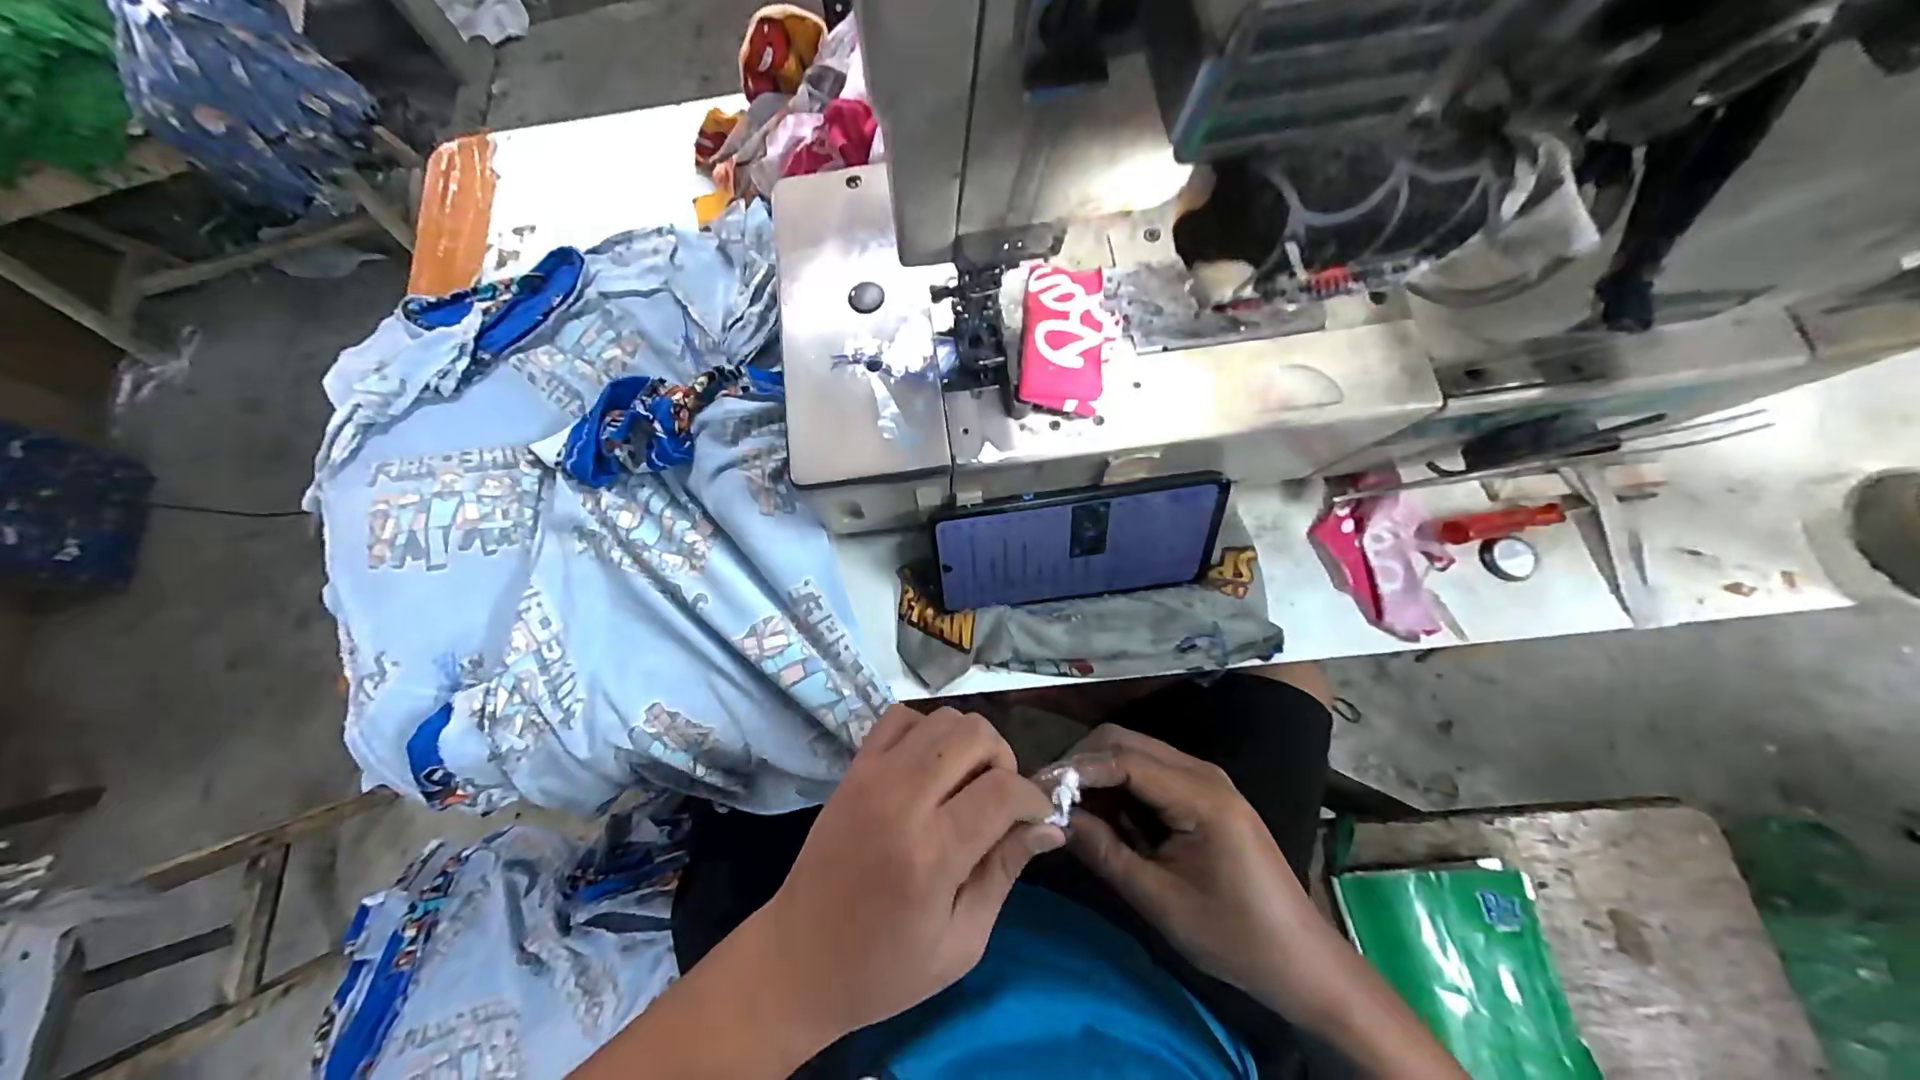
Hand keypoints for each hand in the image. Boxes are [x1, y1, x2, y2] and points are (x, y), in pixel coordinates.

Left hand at [752, 704, 1065, 1043]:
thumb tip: (1049, 827)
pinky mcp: (853, 768)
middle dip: (1004, 761)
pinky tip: (930, 767)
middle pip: (975, 735)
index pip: (1004, 790)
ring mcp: (872, 776)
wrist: (798, 960)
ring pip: (943, 718)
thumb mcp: (962, 942)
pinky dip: (926, 730)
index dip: (1033, 799)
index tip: (1037, 818)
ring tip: (967, 783)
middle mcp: (902, 800)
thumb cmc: (884, 969)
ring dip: (969, 743)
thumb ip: (1004, 873)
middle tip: (1001, 800)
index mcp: (932, 854)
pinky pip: (900, 717)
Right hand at [1060, 723, 1310, 998]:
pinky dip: (1117, 786)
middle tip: (1047, 798)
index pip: (1123, 757)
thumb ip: (1105, 854)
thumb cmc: (1234, 936)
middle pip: (1124, 741)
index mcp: (1201, 795)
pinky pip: (1148, 773)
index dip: (1075, 768)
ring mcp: (1204, 780)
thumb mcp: (1160, 902)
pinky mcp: (1201, 794)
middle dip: (1081, 764)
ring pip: (1133, 751)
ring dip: (1097, 773)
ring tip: (1066, 808)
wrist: (1300, 960)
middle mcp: (1202, 773)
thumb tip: (1054, 818)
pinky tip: (1100, 816)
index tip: (1036, 789)